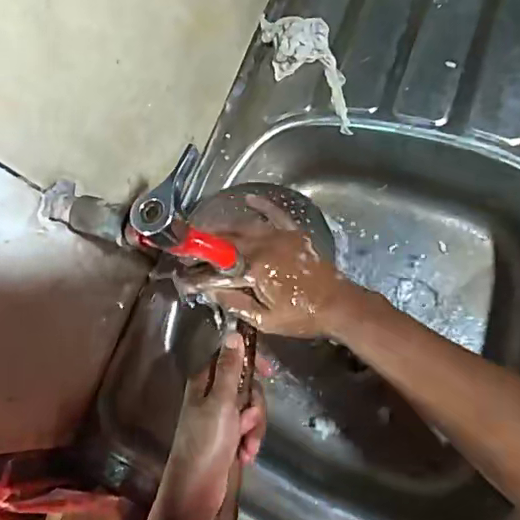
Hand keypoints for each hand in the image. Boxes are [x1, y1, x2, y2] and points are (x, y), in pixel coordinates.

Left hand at [161, 331, 265, 515]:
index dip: (251, 363)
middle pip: (245, 386)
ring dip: (254, 428)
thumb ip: (229, 369)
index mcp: (204, 383)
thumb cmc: (206, 443)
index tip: (270, 371)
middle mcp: (210, 397)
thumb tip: (234, 333)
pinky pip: (246, 430)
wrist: (195, 491)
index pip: (231, 358)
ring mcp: (218, 419)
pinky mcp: (225, 438)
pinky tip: (246, 456)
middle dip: (255, 406)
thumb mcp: (221, 402)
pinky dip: (249, 441)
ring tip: (247, 448)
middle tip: (250, 421)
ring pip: (249, 410)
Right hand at [181, 195, 364, 338]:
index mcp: (255, 268)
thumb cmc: (301, 316)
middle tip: (191, 248)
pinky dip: (261, 205)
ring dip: (225, 226)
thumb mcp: (264, 319)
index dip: (197, 262)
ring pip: (246, 225)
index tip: (182, 265)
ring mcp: (280, 236)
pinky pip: (275, 213)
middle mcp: (265, 245)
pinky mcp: (294, 234)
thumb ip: (235, 302)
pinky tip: (248, 200)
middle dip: (206, 243)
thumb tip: (210, 289)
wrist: (337, 305)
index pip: (217, 262)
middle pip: (227, 239)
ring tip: (208, 230)